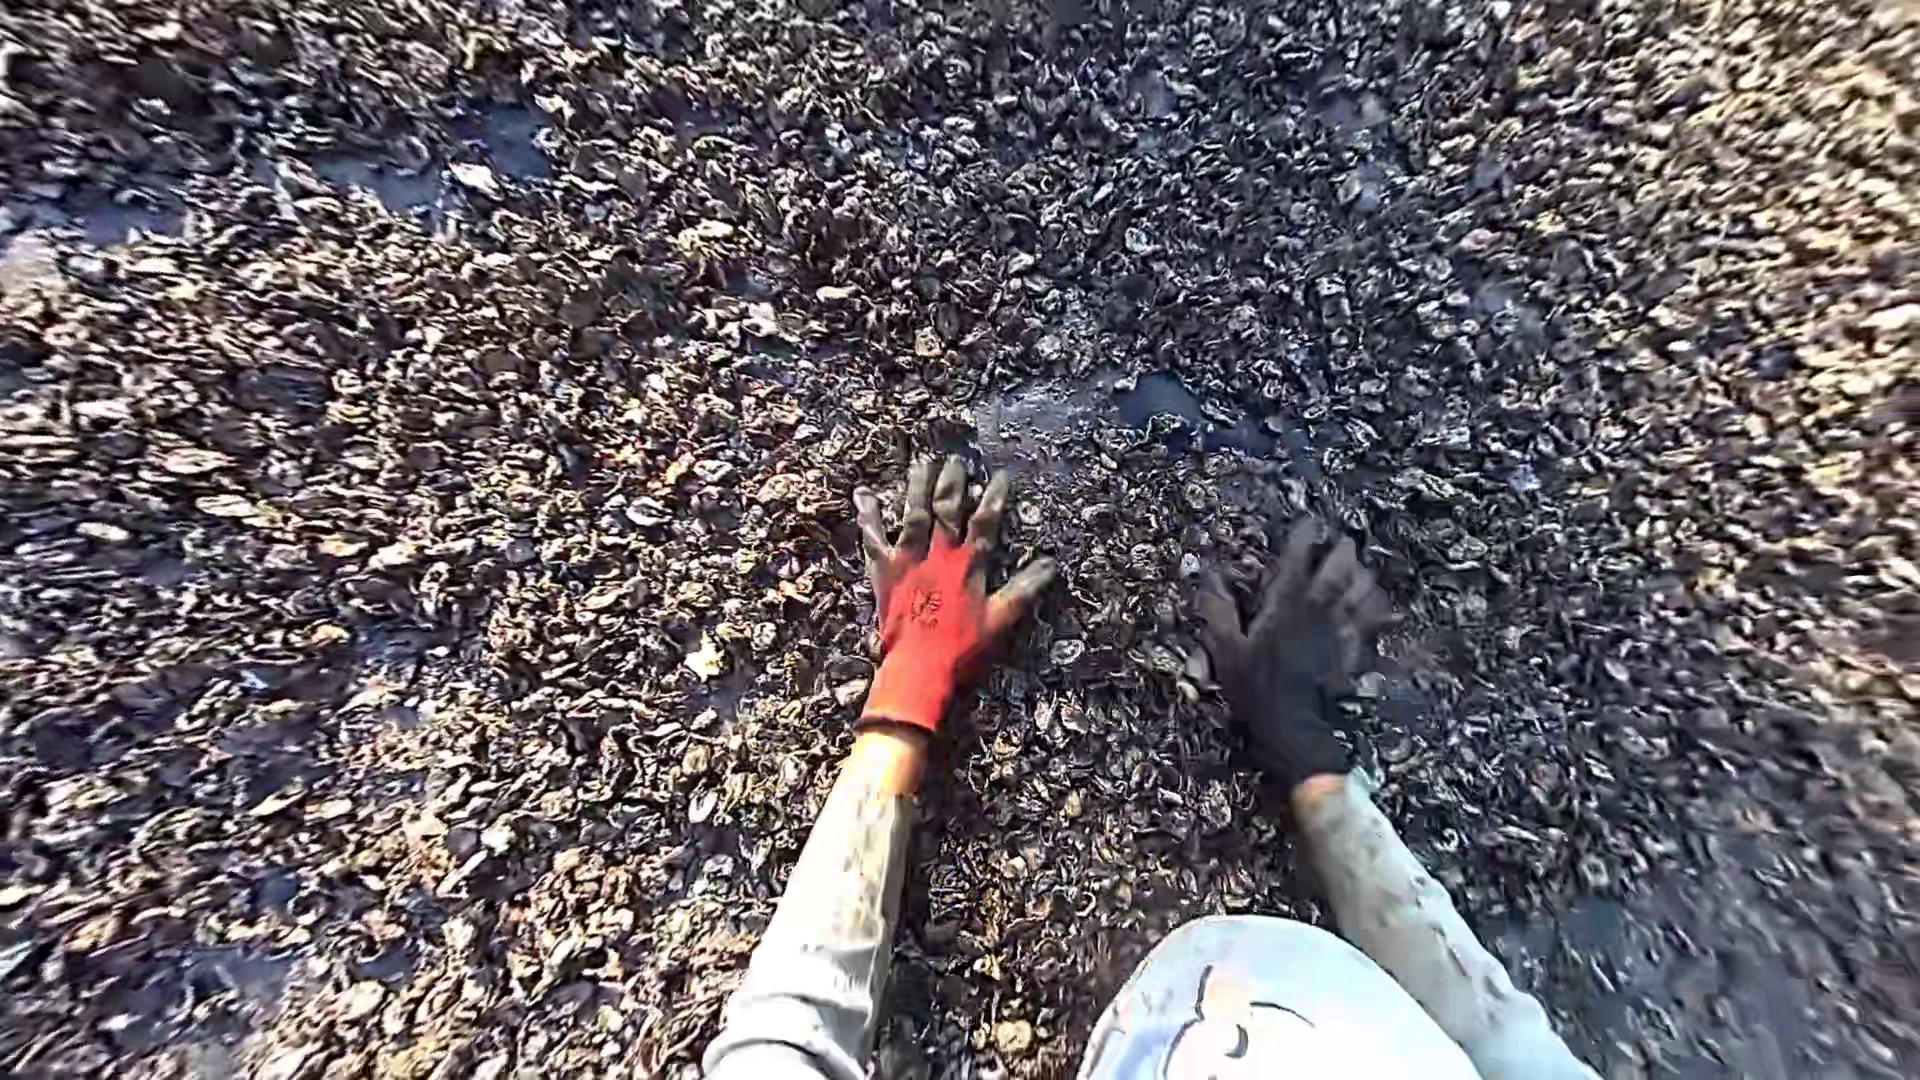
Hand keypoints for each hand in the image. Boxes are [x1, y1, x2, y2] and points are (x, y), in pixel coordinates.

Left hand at [853, 456, 1056, 732]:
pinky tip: (864, 495)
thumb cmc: (962, 649)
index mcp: (967, 564)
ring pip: (914, 513)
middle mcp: (938, 554)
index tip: (1000, 477)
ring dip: (918, 486)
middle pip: (947, 508)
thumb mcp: (1001, 621)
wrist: (918, 670)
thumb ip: (1025, 590)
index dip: (994, 497)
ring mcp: (908, 559)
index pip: (985, 521)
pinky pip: (873, 538)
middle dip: (953, 483)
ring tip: (923, 464)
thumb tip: (1052, 565)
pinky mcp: (884, 571)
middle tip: (956, 461)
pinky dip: (869, 516)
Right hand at [1195, 519, 1389, 791]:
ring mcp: (1340, 632)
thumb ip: (1218, 610)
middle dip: (1341, 552)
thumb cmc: (1255, 687)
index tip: (1309, 523)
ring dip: (1362, 575)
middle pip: (1338, 573)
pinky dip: (1377, 608)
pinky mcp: (1353, 651)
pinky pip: (1372, 622)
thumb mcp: (1225, 649)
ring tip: (1361, 565)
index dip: (1303, 540)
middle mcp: (1317, 613)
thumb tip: (1208, 576)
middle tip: (1341, 540)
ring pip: (1361, 592)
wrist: (1293, 727)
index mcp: (1285, 607)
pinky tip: (1379, 602)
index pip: (1297, 563)